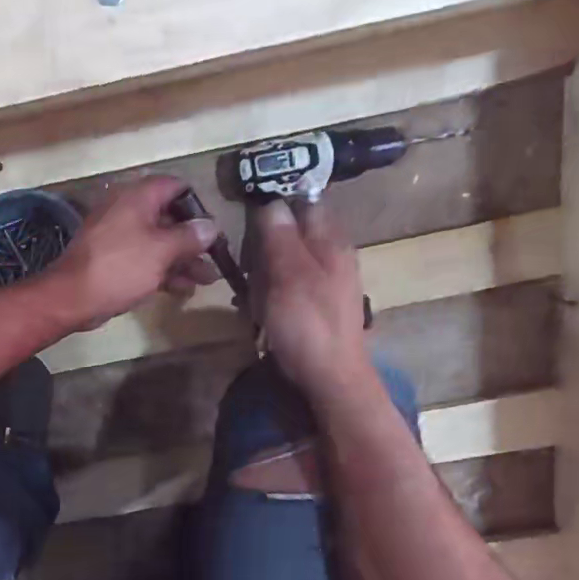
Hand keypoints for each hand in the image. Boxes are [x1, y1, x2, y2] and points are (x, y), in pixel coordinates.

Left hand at [45, 176, 221, 326]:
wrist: (73, 297)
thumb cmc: (120, 266)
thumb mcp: (162, 250)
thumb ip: (190, 237)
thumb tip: (211, 226)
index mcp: (137, 198)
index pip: (174, 186)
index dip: (197, 203)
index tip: (212, 225)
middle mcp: (128, 211)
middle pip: (169, 217)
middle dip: (194, 239)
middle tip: (215, 257)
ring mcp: (120, 236)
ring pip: (159, 242)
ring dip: (183, 259)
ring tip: (207, 279)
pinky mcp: (115, 260)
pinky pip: (146, 259)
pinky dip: (165, 270)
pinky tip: (184, 289)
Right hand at [254, 200, 369, 394]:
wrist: (331, 380)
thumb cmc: (309, 325)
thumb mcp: (288, 274)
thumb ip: (279, 234)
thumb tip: (270, 199)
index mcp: (331, 241)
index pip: (303, 201)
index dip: (275, 203)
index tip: (247, 217)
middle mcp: (331, 256)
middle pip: (290, 232)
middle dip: (263, 246)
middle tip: (249, 267)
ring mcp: (324, 282)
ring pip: (283, 261)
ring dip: (262, 274)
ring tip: (253, 296)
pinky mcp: (315, 306)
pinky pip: (285, 287)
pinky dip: (269, 295)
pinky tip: (258, 312)